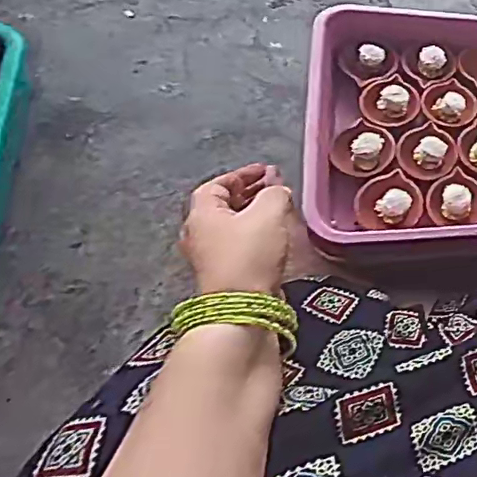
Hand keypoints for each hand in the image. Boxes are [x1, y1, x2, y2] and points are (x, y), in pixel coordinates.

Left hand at [179, 165, 294, 295]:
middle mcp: (199, 233)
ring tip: (277, 206)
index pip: (217, 184)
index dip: (242, 174)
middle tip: (274, 185)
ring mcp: (209, 255)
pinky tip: (273, 232)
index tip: (265, 170)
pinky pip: (237, 241)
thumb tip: (277, 191)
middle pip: (223, 203)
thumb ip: (275, 193)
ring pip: (231, 224)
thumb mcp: (268, 213)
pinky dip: (254, 230)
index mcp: (202, 214)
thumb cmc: (250, 253)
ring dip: (253, 211)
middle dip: (249, 191)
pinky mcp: (223, 272)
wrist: (243, 306)